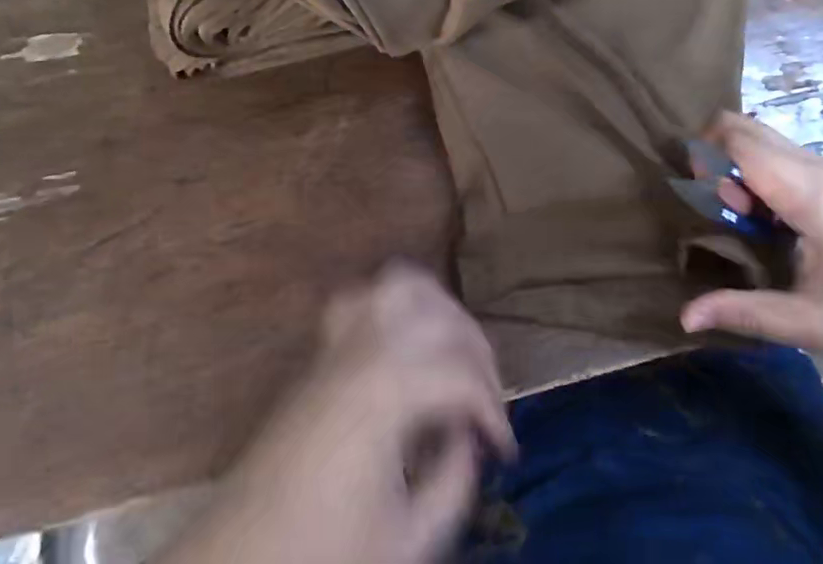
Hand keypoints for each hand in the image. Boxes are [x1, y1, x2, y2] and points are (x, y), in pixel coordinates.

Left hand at [173, 263, 514, 563]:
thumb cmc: (321, 556)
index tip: (505, 450)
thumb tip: (468, 437)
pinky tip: (409, 340)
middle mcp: (362, 352)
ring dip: (440, 309)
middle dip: (477, 354)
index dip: (494, 409)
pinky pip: (360, 300)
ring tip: (457, 351)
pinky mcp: (318, 355)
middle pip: (440, 317)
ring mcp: (334, 347)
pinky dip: (395, 305)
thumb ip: (455, 482)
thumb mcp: (407, 541)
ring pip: (400, 285)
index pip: (461, 376)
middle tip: (486, 403)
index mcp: (384, 394)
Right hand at [680, 113, 822, 376]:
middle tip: (723, 209)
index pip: (736, 139)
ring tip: (748, 221)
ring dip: (737, 165)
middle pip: (743, 126)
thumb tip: (684, 317)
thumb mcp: (811, 324)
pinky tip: (774, 221)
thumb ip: (743, 312)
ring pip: (762, 138)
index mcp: (807, 194)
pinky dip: (759, 172)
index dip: (704, 157)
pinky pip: (781, 154)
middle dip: (713, 155)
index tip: (705, 200)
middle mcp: (816, 169)